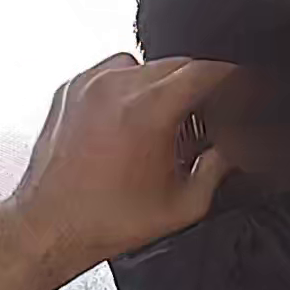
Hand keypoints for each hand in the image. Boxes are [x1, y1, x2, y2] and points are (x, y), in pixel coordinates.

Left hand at [5, 53, 236, 267]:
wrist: (50, 226)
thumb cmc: (105, 219)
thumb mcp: (182, 205)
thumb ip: (217, 170)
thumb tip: (230, 151)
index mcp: (149, 111)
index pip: (205, 72)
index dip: (231, 77)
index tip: (239, 85)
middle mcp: (117, 88)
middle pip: (177, 63)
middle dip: (199, 83)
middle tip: (206, 111)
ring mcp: (90, 85)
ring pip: (145, 64)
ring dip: (164, 84)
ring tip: (164, 118)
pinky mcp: (71, 90)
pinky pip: (112, 73)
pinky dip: (129, 87)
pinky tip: (132, 119)